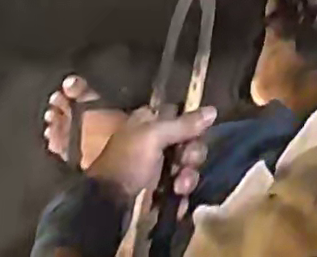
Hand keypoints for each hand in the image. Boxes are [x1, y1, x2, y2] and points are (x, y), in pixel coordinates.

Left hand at [84, 106, 216, 200]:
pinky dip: (181, 194)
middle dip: (192, 154)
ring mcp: (157, 166)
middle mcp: (156, 140)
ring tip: (179, 188)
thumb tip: (213, 110)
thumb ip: (184, 124)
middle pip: (189, 140)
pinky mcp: (158, 190)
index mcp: (151, 121)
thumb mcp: (154, 136)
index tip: (196, 133)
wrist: (103, 206)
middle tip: (185, 163)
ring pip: (187, 165)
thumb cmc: (127, 160)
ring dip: (188, 176)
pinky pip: (179, 186)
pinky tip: (179, 200)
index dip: (192, 124)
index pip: (182, 114)